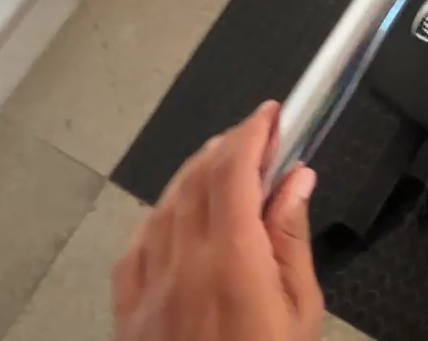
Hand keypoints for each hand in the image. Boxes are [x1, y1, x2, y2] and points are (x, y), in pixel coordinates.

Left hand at [113, 102, 323, 340]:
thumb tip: (296, 178)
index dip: (253, 133)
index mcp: (232, 263)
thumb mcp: (301, 309)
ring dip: (197, 169)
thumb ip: (292, 238)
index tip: (273, 113)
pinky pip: (136, 244)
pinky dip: (161, 211)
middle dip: (231, 142)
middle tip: (260, 131)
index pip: (234, 173)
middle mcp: (182, 268)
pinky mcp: (126, 316)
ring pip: (164, 204)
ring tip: (227, 158)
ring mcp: (146, 292)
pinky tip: (178, 206)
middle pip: (198, 179)